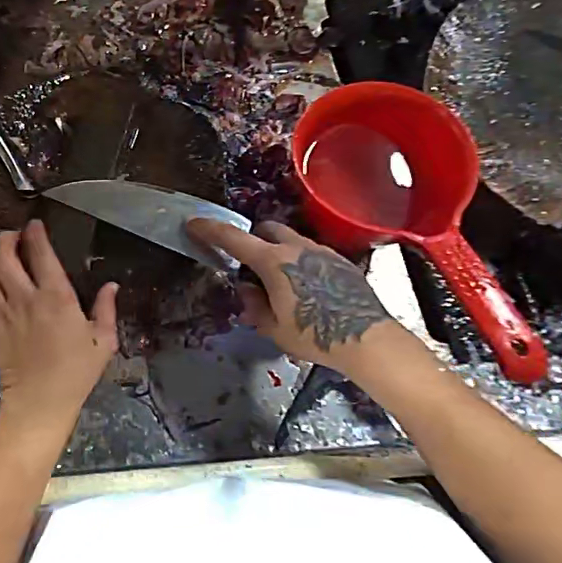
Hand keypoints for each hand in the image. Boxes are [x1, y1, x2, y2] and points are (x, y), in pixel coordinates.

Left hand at [0, 220, 118, 429]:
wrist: (40, 402)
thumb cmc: (76, 371)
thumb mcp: (103, 340)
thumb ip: (107, 308)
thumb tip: (111, 286)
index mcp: (56, 298)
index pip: (40, 253)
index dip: (35, 233)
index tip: (36, 225)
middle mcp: (25, 299)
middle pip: (3, 255)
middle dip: (6, 238)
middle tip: (14, 236)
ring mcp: (2, 313)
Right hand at [187, 219, 413, 375]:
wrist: (366, 338)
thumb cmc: (315, 335)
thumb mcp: (274, 328)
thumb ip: (254, 305)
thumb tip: (246, 289)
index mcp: (274, 262)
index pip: (234, 238)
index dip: (210, 230)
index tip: (195, 224)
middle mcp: (297, 248)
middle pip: (266, 229)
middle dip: (252, 239)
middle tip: (249, 265)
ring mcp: (321, 251)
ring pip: (291, 239)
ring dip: (278, 250)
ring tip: (280, 282)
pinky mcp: (340, 260)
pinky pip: (311, 252)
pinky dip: (300, 261)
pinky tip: (306, 288)